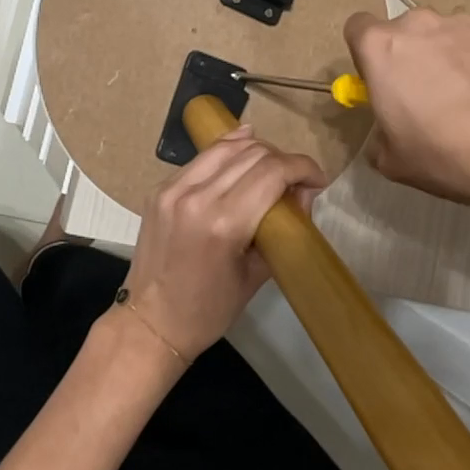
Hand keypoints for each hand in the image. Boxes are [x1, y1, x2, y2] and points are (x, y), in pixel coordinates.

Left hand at [120, 128, 329, 358]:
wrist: (150, 321)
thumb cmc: (208, 310)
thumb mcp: (256, 274)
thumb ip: (283, 229)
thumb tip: (302, 194)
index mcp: (223, 222)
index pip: (272, 172)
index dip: (302, 168)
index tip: (318, 180)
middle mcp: (196, 196)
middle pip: (251, 154)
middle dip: (283, 159)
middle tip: (297, 180)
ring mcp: (173, 189)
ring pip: (224, 148)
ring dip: (255, 151)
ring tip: (273, 167)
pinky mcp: (160, 188)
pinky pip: (200, 159)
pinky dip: (226, 152)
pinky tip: (243, 152)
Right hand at [344, 8, 469, 221]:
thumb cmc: (448, 154)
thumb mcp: (391, 160)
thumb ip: (378, 133)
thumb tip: (389, 127)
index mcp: (381, 47)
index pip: (356, 28)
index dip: (364, 56)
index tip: (379, 83)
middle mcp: (419, 24)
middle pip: (402, 31)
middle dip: (407, 56)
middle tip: (422, 98)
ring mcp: (465, 24)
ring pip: (442, 36)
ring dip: (444, 57)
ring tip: (465, 99)